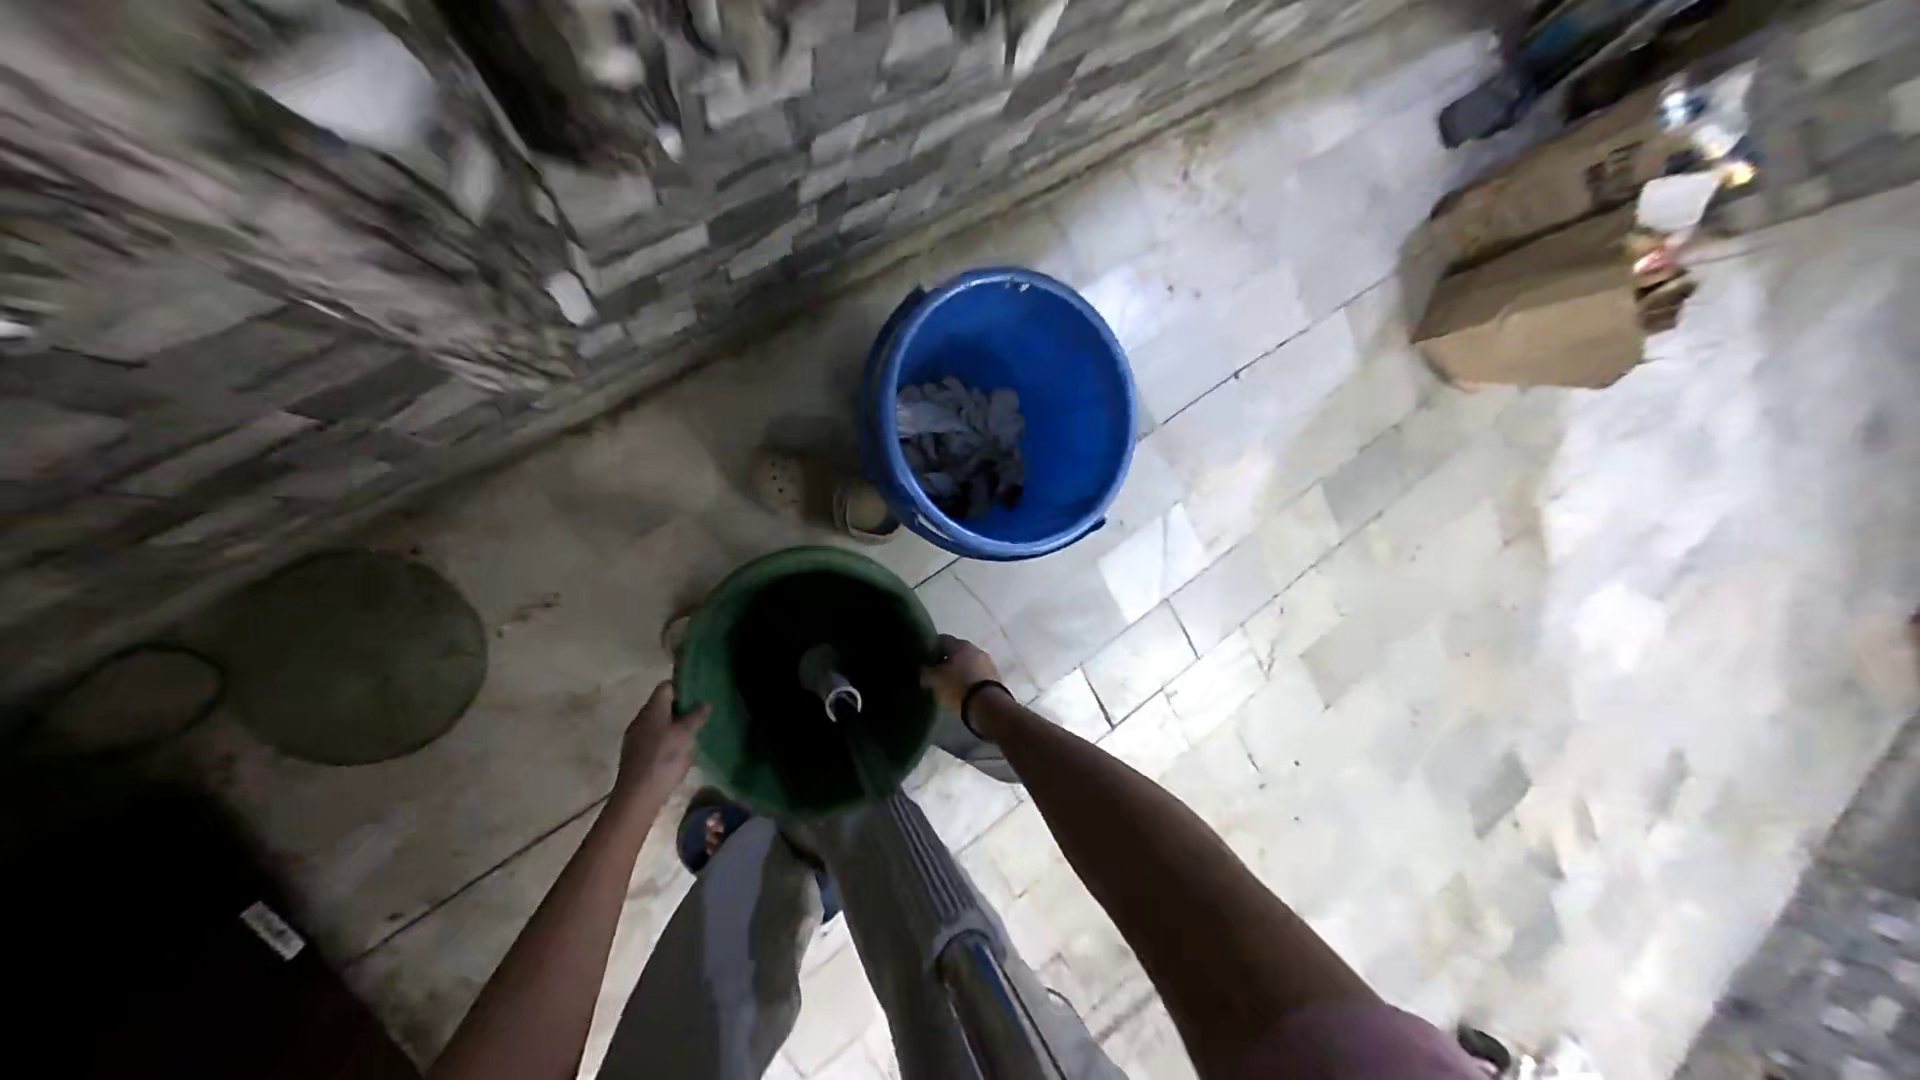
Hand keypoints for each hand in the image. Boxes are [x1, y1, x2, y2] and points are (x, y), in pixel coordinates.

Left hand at [616, 682, 709, 799]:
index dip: (682, 687)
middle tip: (699, 715)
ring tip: (692, 735)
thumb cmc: (664, 758)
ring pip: (657, 723)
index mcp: (652, 710)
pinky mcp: (634, 754)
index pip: (666, 687)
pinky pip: (653, 739)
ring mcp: (635, 737)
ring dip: (673, 725)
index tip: (698, 695)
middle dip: (680, 708)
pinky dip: (665, 740)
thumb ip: (696, 716)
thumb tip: (705, 703)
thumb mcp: (687, 735)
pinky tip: (677, 753)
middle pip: (661, 705)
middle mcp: (640, 719)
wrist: (638, 795)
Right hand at [920, 634, 1002, 712]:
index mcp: (960, 644)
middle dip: (946, 660)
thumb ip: (925, 672)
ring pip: (968, 663)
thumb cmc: (957, 686)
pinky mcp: (995, 677)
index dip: (931, 647)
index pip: (942, 639)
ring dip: (959, 670)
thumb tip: (922, 669)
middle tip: (936, 671)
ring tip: (950, 683)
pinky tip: (963, 690)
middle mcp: (976, 649)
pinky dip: (969, 679)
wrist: (987, 704)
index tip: (924, 657)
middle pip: (957, 651)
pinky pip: (977, 675)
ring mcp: (988, 663)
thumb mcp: (934, 680)